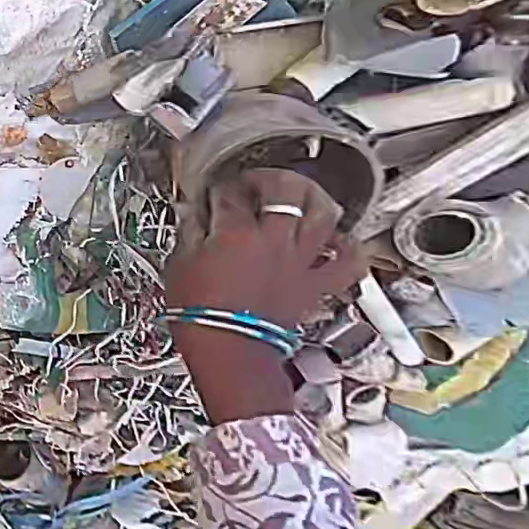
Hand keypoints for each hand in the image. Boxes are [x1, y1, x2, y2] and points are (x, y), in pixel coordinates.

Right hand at [165, 169, 367, 421]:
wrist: (228, 351)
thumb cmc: (198, 314)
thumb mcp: (179, 266)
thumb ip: (190, 234)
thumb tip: (193, 216)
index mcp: (234, 233)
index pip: (230, 194)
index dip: (219, 187)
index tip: (213, 191)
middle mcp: (274, 240)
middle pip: (284, 190)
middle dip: (268, 177)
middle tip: (255, 181)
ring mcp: (300, 261)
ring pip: (324, 213)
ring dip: (313, 196)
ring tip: (300, 192)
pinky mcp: (317, 285)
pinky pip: (348, 261)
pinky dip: (347, 246)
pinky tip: (336, 238)